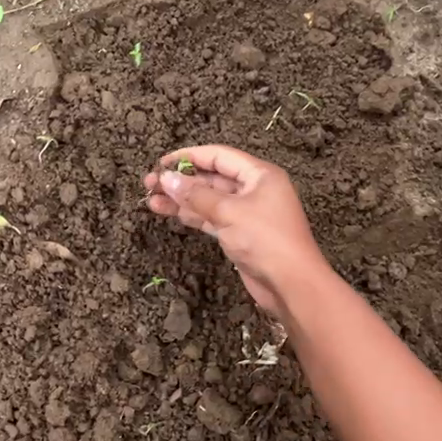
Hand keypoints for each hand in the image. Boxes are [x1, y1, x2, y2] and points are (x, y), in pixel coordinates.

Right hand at [141, 144, 327, 316]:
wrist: (292, 285)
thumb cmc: (265, 240)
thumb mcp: (229, 212)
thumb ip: (195, 195)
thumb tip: (166, 178)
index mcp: (259, 175)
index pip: (219, 156)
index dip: (189, 156)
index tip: (162, 162)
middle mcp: (253, 189)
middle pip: (212, 177)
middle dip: (181, 180)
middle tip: (150, 182)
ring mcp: (246, 212)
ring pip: (208, 199)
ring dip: (181, 199)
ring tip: (151, 200)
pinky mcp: (239, 233)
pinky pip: (211, 217)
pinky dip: (191, 214)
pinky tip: (169, 212)